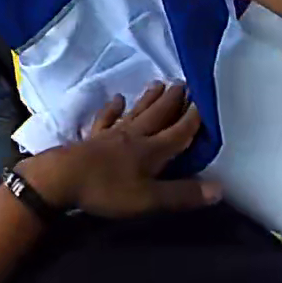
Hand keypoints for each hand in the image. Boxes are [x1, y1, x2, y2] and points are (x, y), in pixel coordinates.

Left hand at [16, 82, 221, 217]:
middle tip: (183, 82)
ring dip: (148, 99)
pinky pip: (106, 118)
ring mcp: (111, 134)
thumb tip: (219, 188)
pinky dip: (113, 108)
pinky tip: (117, 99)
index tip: (203, 102)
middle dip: (172, 101)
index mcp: (150, 151)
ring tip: (158, 83)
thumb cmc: (108, 190)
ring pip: (135, 112)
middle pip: (156, 115)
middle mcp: (133, 136)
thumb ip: (182, 194)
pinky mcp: (93, 137)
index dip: (191, 120)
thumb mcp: (149, 199)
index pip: (177, 133)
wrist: (62, 177)